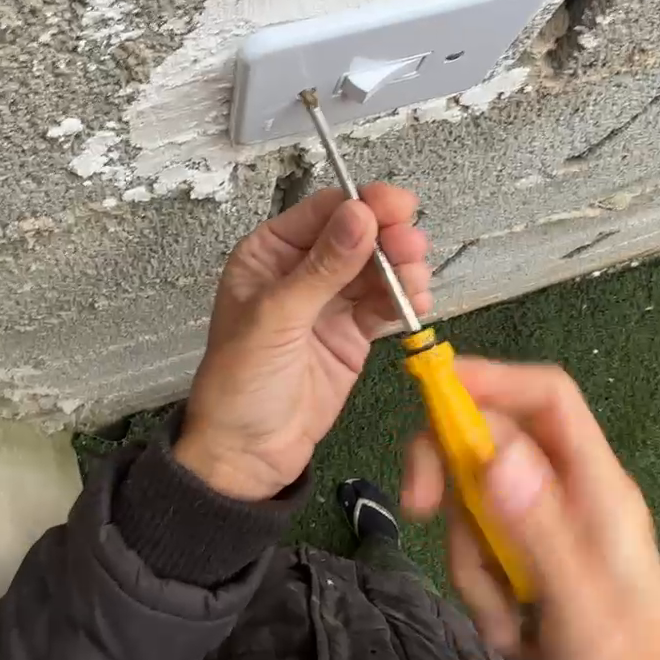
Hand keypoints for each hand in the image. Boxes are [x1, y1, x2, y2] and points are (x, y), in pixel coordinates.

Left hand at [175, 185, 430, 501]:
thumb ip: (321, 268)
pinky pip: (383, 305)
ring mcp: (329, 302)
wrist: (248, 454)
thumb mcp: (275, 319)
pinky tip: (418, 301)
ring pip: (375, 269)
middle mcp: (301, 270)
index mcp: (268, 255)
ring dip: (401, 268)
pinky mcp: (352, 333)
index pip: (320, 213)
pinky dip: (404, 300)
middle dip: (387, 237)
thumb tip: (360, 214)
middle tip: (412, 246)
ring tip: (416, 280)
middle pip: (355, 236)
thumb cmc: (241, 382)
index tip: (397, 208)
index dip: (360, 206)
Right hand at [402, 359, 659, 659]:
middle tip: (419, 506)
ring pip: (471, 495)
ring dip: (466, 554)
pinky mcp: (520, 555)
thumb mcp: (584, 612)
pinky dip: (471, 580)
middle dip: (451, 473)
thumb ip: (541, 529)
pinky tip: (506, 628)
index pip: (548, 398)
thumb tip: (497, 448)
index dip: (491, 378)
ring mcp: (541, 524)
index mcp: (599, 489)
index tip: (429, 386)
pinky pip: (471, 540)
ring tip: (501, 617)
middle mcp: (567, 493)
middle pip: (491, 439)